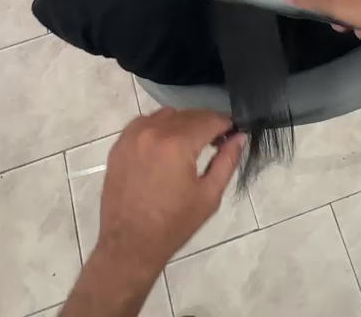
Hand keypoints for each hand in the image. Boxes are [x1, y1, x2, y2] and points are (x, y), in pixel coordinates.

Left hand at [94, 109, 245, 274]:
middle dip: (206, 123)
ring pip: (167, 115)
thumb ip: (227, 161)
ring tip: (190, 144)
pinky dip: (159, 127)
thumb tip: (240, 136)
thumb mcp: (208, 196)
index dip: (225, 123)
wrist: (129, 245)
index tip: (234, 131)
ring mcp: (133, 135)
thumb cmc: (173, 225)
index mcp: (178, 144)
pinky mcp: (120, 143)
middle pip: (189, 114)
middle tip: (216, 140)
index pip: (209, 120)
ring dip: (183, 123)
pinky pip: (145, 122)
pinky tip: (165, 146)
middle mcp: (154, 131)